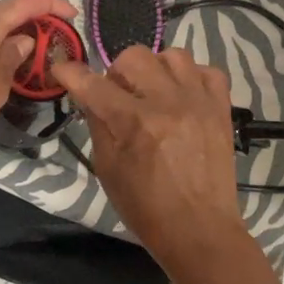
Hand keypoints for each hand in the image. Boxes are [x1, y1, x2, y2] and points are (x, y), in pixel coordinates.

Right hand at [49, 46, 241, 257]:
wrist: (198, 229)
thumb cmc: (145, 207)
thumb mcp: (108, 170)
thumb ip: (99, 127)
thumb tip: (91, 97)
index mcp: (133, 122)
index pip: (93, 84)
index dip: (71, 73)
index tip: (62, 69)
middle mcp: (167, 102)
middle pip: (133, 57)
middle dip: (117, 73)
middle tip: (117, 96)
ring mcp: (198, 102)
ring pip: (171, 55)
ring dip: (154, 69)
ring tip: (152, 93)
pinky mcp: (221, 108)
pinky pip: (206, 70)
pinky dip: (190, 77)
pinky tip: (181, 97)